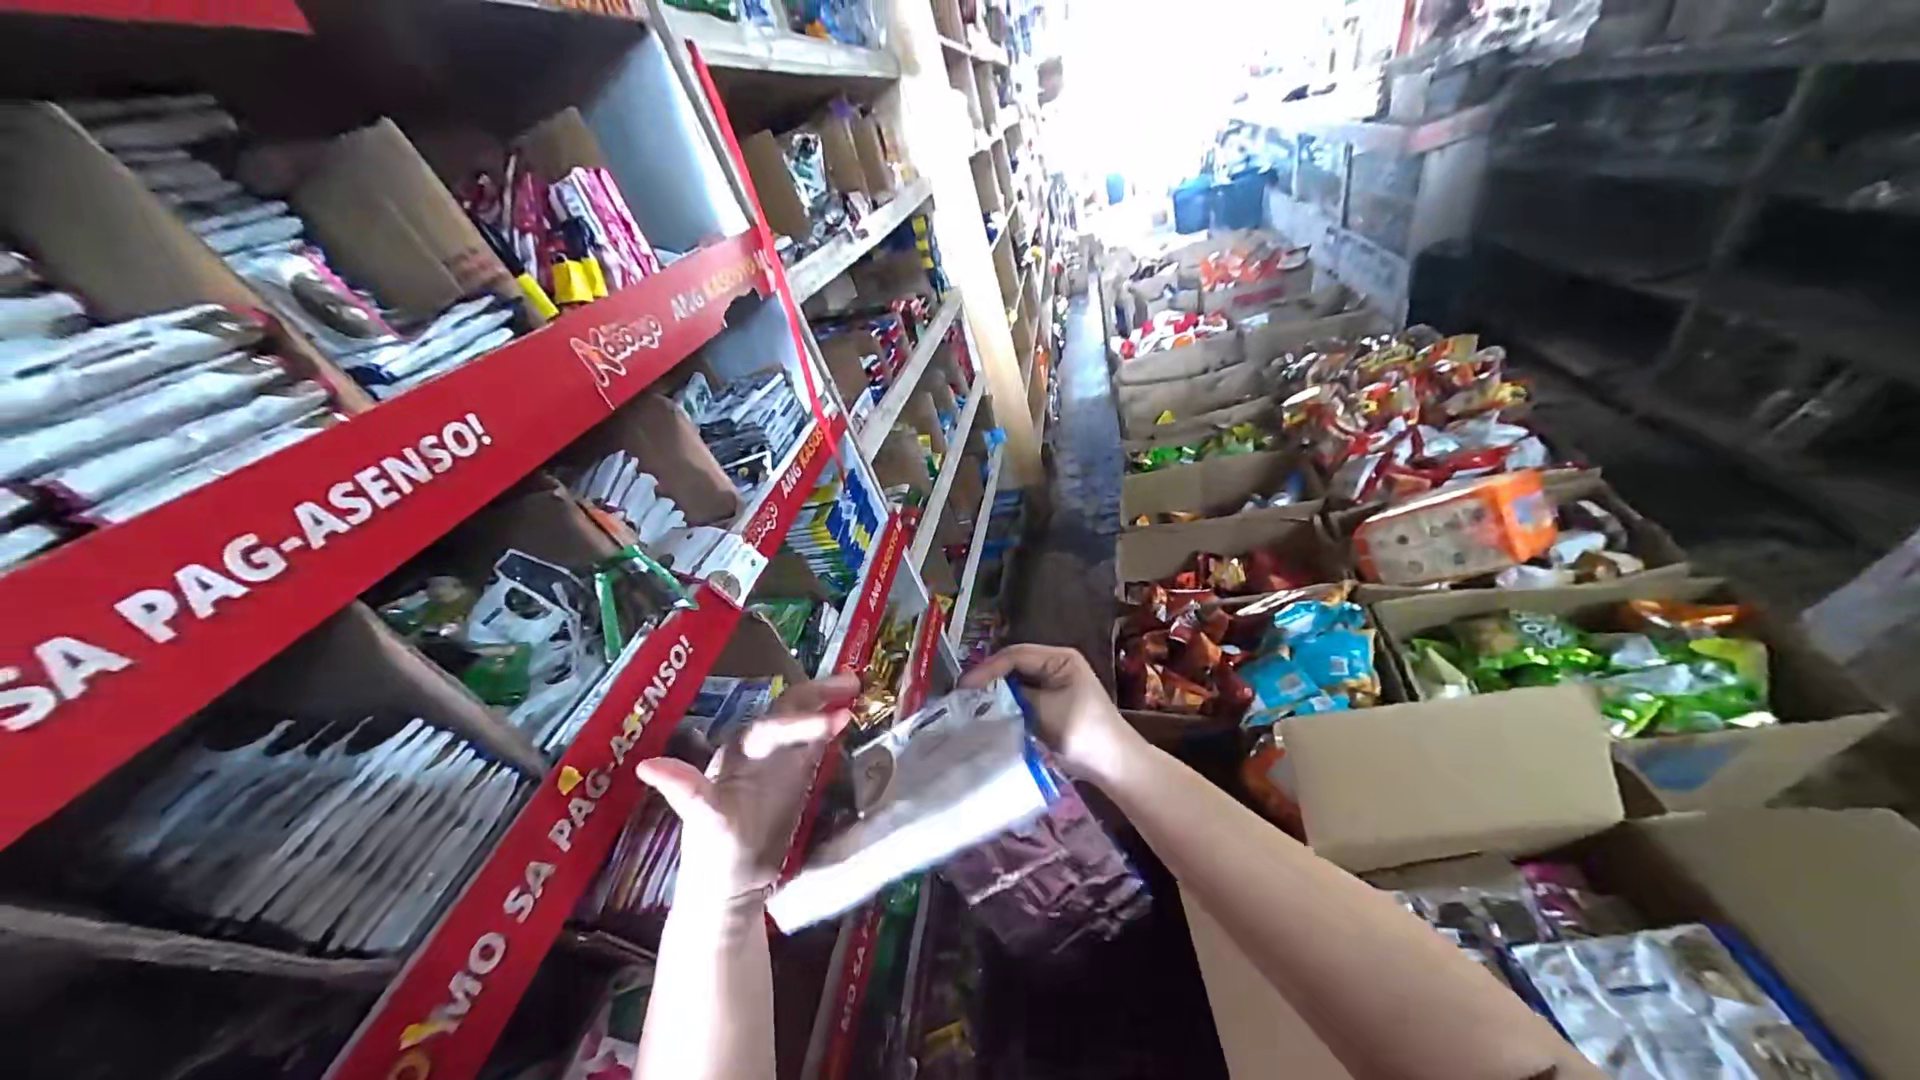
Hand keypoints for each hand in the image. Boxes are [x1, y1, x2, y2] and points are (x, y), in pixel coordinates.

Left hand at [636, 674, 858, 906]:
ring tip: (855, 690)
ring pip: (802, 722)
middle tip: (852, 684)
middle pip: (787, 711)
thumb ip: (685, 791)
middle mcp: (757, 750)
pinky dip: (830, 728)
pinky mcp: (794, 777)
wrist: (732, 891)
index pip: (771, 727)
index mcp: (736, 756)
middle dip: (817, 695)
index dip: (802, 721)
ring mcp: (777, 762)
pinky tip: (847, 719)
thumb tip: (647, 764)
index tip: (836, 720)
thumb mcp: (702, 826)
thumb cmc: (715, 859)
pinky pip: (812, 744)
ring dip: (826, 703)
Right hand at [960, 644, 1145, 786]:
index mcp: (1061, 658)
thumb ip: (1015, 697)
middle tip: (962, 694)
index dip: (988, 669)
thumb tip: (984, 695)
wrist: (1113, 765)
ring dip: (995, 692)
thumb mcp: (1046, 711)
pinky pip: (1020, 698)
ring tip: (969, 703)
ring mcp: (1052, 685)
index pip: (1016, 655)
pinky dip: (1005, 705)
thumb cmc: (1084, 732)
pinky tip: (988, 714)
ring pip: (1014, 682)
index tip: (965, 686)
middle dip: (988, 678)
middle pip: (1013, 666)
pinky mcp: (1048, 705)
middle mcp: (1055, 666)